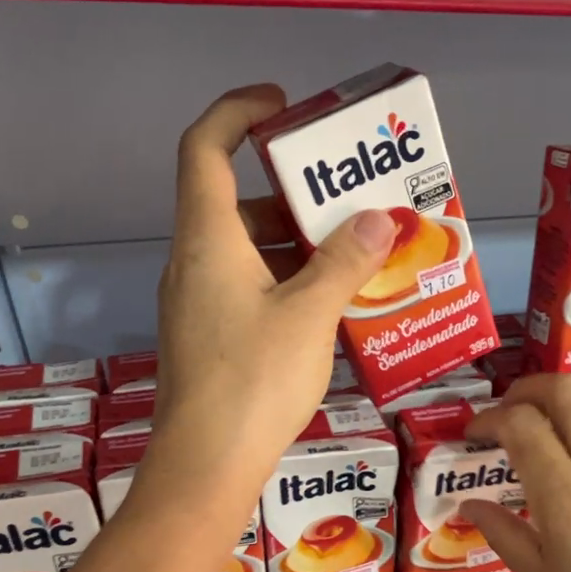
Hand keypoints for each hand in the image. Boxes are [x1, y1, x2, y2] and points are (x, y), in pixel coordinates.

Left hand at [149, 83, 396, 495]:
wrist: (207, 465)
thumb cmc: (254, 381)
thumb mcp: (309, 316)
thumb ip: (343, 263)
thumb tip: (376, 220)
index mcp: (208, 241)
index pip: (206, 148)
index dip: (238, 113)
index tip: (283, 106)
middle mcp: (194, 264)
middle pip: (235, 203)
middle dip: (291, 194)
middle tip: (345, 198)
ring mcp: (198, 305)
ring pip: (246, 252)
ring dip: (295, 245)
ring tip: (352, 253)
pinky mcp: (209, 340)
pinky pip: (248, 290)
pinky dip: (285, 283)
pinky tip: (329, 306)